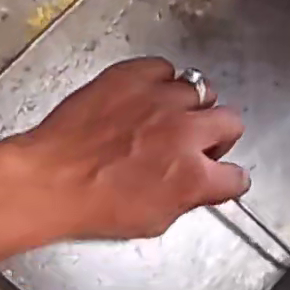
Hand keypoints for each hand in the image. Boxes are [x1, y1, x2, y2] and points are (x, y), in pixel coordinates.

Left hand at [9, 57, 249, 239]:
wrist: (53, 181)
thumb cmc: (95, 205)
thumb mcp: (154, 221)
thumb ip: (186, 200)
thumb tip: (197, 189)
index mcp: (193, 177)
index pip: (237, 176)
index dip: (230, 180)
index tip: (223, 178)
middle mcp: (184, 133)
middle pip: (231, 121)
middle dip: (220, 136)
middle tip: (199, 145)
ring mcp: (160, 100)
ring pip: (201, 90)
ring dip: (191, 107)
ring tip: (169, 118)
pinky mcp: (132, 76)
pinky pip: (164, 68)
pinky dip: (161, 82)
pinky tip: (147, 98)